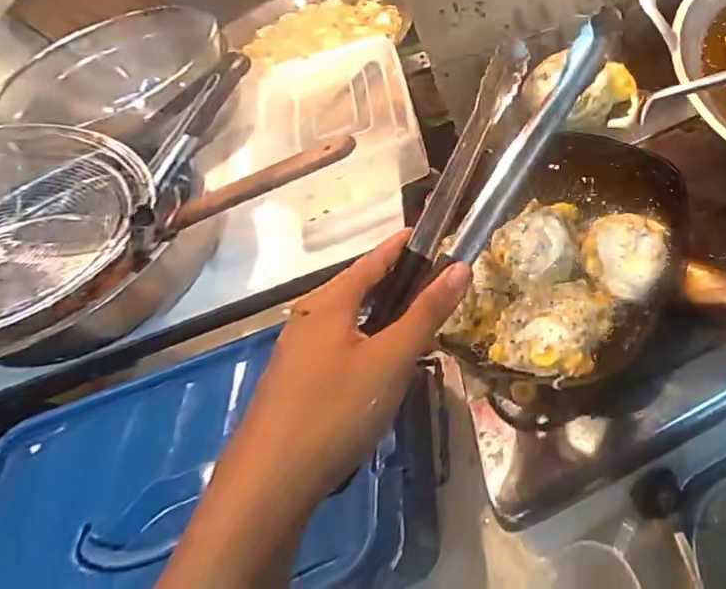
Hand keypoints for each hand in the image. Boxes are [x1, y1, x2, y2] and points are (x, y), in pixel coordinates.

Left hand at [157, 232, 468, 587]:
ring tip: (424, 316)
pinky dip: (371, 337)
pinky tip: (388, 361)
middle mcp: (308, 320)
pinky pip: (342, 344)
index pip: (374, 259)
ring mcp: (297, 354)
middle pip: (361, 286)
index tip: (438, 232)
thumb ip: (428, 311)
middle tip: (443, 278)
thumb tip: (461, 265)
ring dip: (387, 311)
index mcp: (328, 304)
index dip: (406, 244)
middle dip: (401, 278)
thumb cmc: (334, 410)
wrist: (264, 492)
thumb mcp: (393, 358)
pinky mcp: (296, 384)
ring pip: (352, 318)